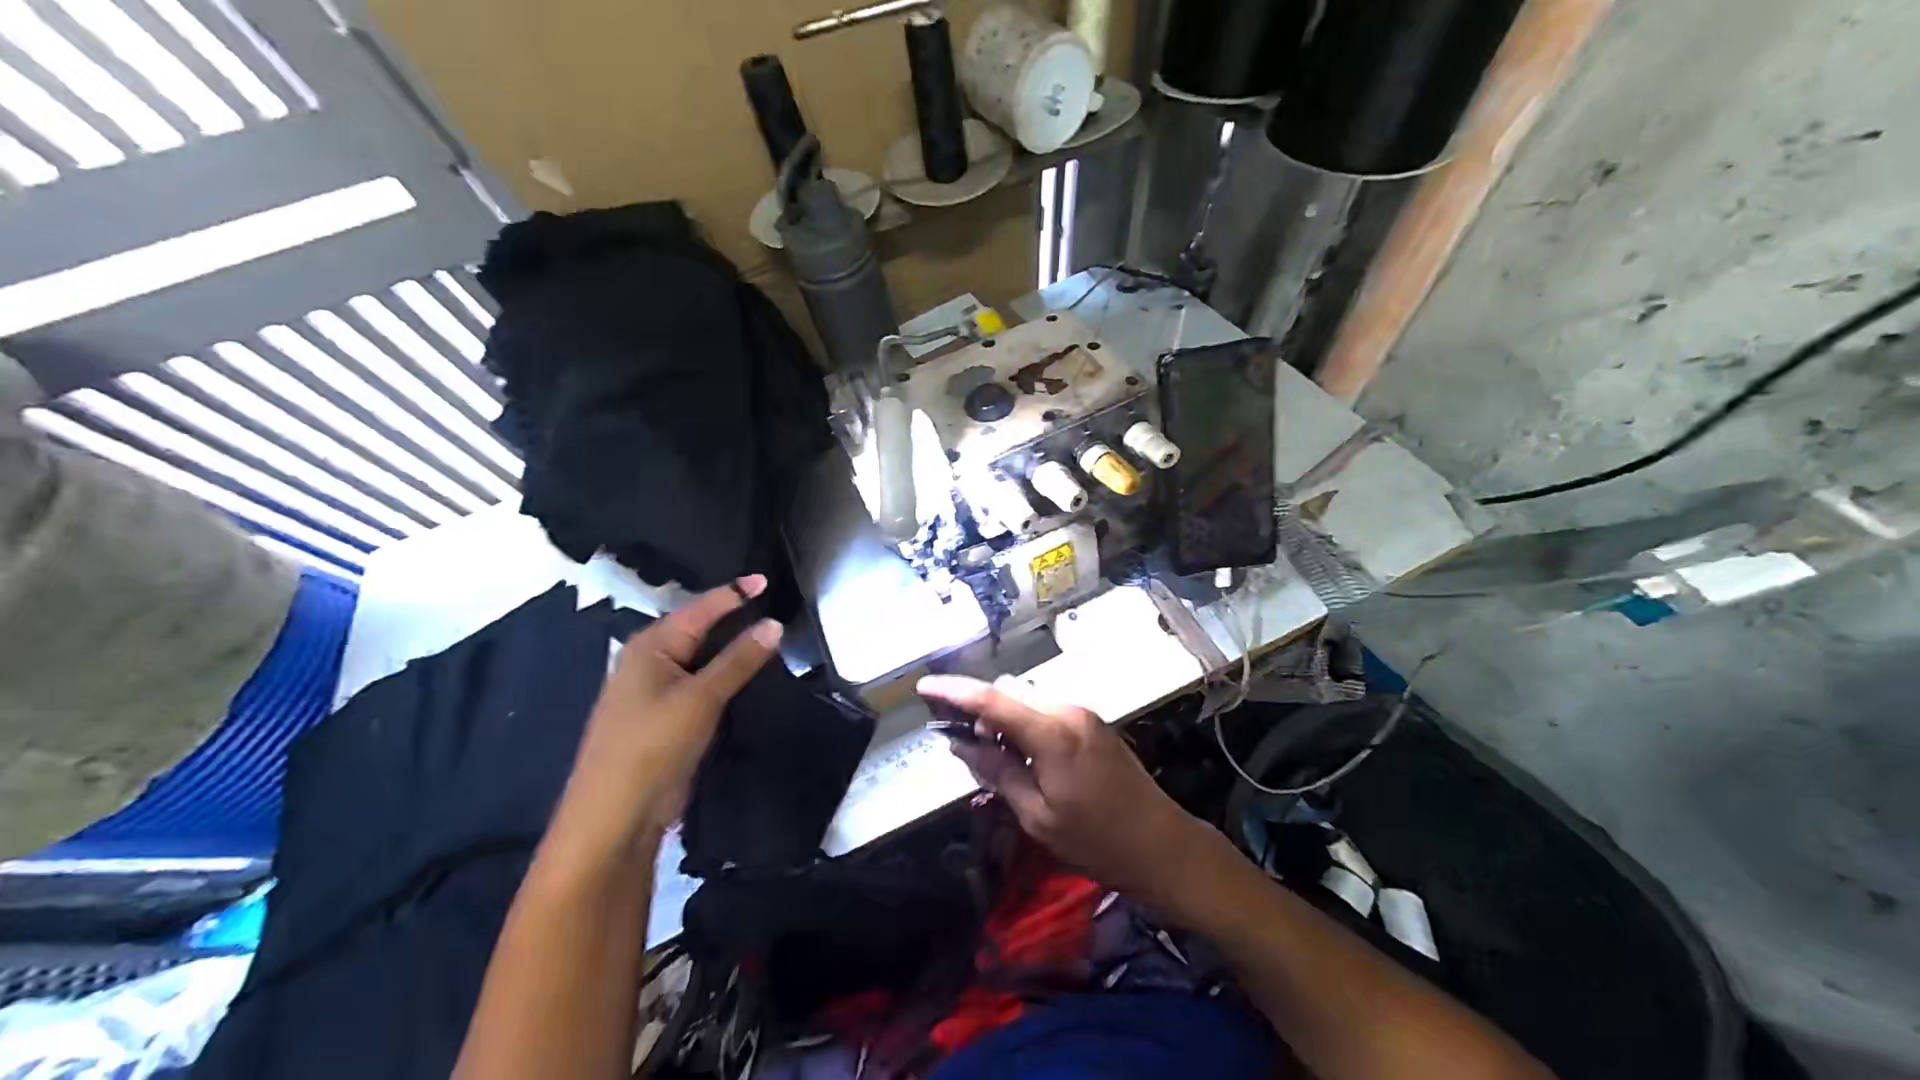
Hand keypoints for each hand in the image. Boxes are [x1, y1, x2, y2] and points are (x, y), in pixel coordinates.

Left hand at [549, 577, 782, 866]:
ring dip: (733, 651)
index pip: (701, 608)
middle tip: (777, 607)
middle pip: (700, 630)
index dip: (736, 593)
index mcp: (650, 645)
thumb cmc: (653, 746)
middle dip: (735, 618)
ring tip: (773, 637)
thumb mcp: (701, 698)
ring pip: (702, 659)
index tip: (769, 579)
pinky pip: (701, 685)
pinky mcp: (666, 718)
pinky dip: (725, 677)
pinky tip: (749, 678)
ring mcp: (656, 691)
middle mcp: (650, 660)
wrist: (615, 815)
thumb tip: (774, 624)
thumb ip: (739, 659)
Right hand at [918, 675, 1222, 910]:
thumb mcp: (1037, 815)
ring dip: (1001, 716)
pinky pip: (1046, 711)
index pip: (992, 699)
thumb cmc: (1096, 840)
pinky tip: (1017, 751)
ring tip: (985, 749)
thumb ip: (998, 771)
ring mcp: (1084, 715)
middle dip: (978, 706)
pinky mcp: (1093, 725)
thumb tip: (963, 743)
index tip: (924, 686)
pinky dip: (1023, 722)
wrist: (1162, 846)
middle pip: (1009, 693)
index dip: (954, 691)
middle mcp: (1068, 710)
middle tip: (957, 737)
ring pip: (1027, 700)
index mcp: (1052, 731)